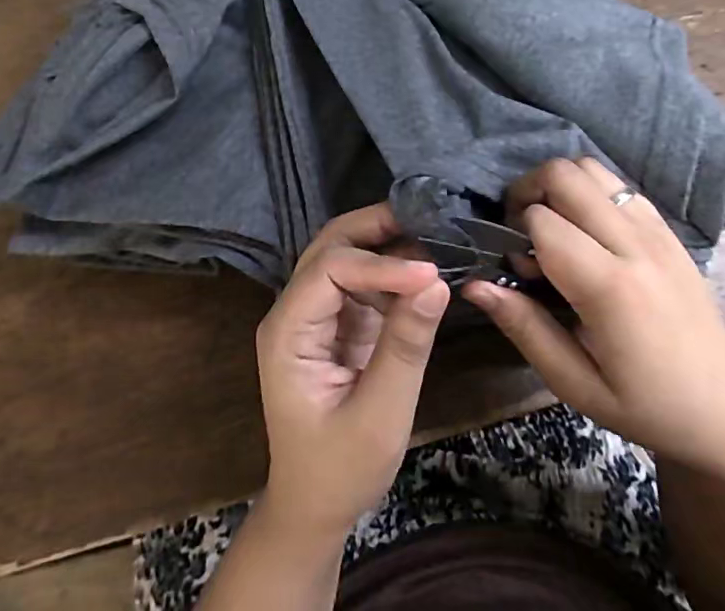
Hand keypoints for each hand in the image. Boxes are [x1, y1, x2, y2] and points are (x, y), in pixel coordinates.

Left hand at [255, 204, 450, 533]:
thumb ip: (405, 347)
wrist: (316, 505)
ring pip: (348, 254)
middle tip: (430, 218)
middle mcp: (296, 312)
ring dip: (388, 242)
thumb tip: (436, 283)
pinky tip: (427, 270)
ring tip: (436, 237)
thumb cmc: (340, 469)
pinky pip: (366, 281)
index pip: (329, 270)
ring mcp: (317, 315)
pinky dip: (396, 269)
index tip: (431, 273)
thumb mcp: (379, 416)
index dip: (381, 265)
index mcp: (288, 332)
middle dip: (377, 227)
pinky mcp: (340, 323)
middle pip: (330, 246)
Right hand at [462, 158, 724, 477]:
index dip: (516, 236)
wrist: (723, 410)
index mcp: (611, 287)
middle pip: (565, 174)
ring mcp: (657, 231)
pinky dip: (590, 192)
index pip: (543, 220)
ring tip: (554, 228)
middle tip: (523, 234)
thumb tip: (473, 285)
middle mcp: (636, 245)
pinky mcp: (669, 231)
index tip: (520, 271)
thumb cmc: (644, 406)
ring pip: (592, 168)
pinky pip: (619, 185)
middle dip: (528, 192)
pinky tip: (588, 232)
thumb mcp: (574, 383)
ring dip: (559, 187)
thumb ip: (523, 327)